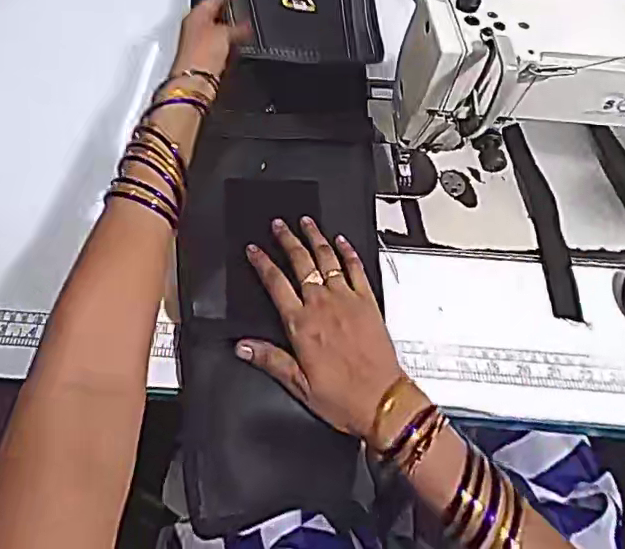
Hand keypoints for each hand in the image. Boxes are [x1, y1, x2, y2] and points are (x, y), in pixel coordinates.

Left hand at [173, 0, 243, 79]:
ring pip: (215, 28)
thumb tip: (246, 26)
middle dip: (227, 9)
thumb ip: (238, 27)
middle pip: (213, 12)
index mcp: (196, 14)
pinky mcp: (202, 57)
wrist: (194, 81)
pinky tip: (234, 44)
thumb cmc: (201, 55)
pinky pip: (217, 43)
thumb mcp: (225, 33)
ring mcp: (197, 42)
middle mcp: (194, 26)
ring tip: (242, 24)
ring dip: (228, 26)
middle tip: (240, 4)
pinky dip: (226, 41)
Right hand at [237, 217, 407, 441]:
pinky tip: (341, 240)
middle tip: (279, 225)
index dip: (262, 263)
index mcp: (302, 325)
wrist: (382, 401)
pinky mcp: (367, 300)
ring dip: (315, 237)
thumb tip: (243, 346)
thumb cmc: (343, 397)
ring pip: (327, 258)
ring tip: (306, 222)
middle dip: (287, 240)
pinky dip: (348, 251)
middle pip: (300, 262)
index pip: (276, 283)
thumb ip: (269, 360)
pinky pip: (356, 267)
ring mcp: (347, 299)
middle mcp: (323, 305)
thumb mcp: (298, 385)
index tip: (254, 250)